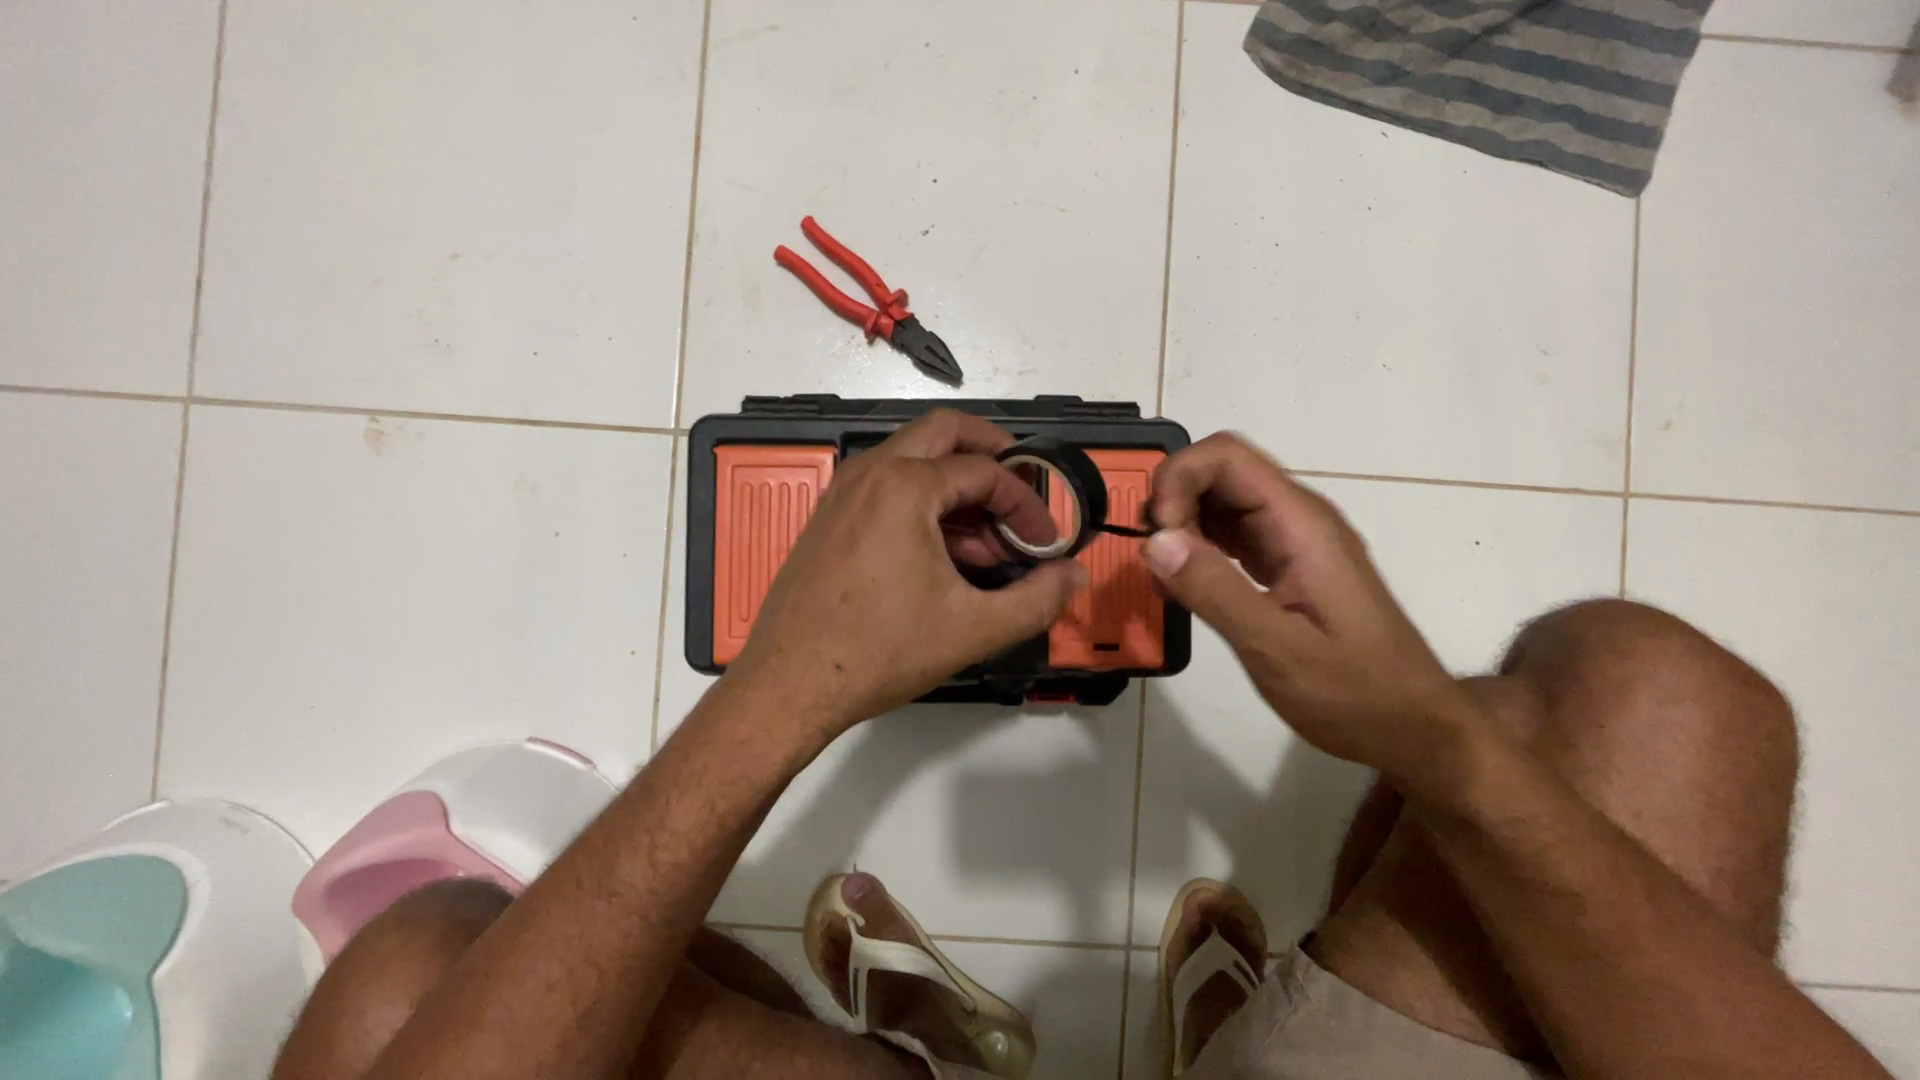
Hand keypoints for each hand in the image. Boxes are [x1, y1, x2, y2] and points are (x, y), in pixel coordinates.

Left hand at [723, 409, 1086, 737]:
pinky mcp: (828, 517)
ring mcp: (842, 492)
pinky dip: (921, 497)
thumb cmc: (879, 652)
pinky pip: (884, 484)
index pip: (986, 472)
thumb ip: (1036, 599)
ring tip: (986, 536)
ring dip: (955, 480)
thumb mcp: (971, 629)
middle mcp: (870, 473)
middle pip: (943, 432)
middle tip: (1022, 489)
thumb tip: (1076, 575)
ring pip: (911, 456)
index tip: (1047, 542)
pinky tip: (941, 550)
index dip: (1026, 504)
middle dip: (991, 454)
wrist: (789, 683)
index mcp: (905, 485)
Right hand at [1140, 433, 1485, 789]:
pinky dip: (1197, 550)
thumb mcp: (1277, 649)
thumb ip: (1215, 591)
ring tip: (1165, 580)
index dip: (1179, 479)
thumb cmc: (1353, 692)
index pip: (1226, 457)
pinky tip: (1184, 589)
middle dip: (1173, 501)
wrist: (1410, 725)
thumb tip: (1155, 540)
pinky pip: (1230, 535)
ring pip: (1221, 501)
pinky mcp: (1284, 564)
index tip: (1156, 536)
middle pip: (1220, 472)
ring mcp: (1292, 541)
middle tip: (1155, 562)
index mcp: (1301, 525)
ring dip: (1181, 527)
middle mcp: (1297, 519)